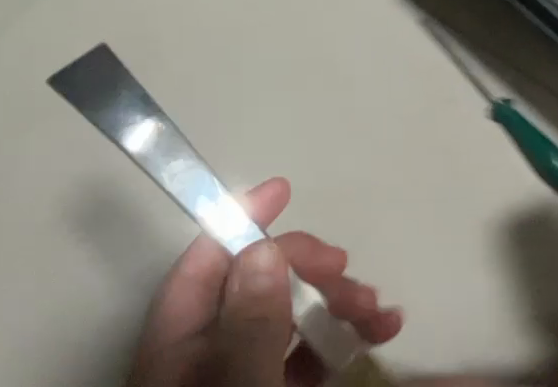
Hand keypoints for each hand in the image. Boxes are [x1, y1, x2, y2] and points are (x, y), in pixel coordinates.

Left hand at [129, 177, 402, 386]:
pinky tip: (379, 334)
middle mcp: (205, 356)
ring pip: (288, 314)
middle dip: (309, 269)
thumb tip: (263, 250)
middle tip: (349, 274)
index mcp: (178, 348)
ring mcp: (239, 376)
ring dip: (338, 301)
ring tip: (379, 314)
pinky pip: (306, 351)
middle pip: (257, 283)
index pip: (204, 264)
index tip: (285, 188)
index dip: (240, 221)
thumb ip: (247, 330)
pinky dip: (342, 335)